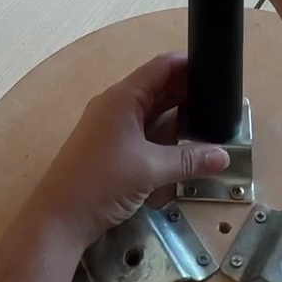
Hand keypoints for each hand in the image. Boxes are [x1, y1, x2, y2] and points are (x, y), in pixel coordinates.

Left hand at [27, 53, 229, 245]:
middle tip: (219, 97)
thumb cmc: (101, 182)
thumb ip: (188, 161)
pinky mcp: (109, 145)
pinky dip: (162, 131)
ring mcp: (110, 125)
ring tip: (207, 116)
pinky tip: (181, 141)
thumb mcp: (150, 170)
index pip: (160, 67)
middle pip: (156, 87)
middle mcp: (116, 104)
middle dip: (186, 90)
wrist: (58, 218)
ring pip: (150, 110)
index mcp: (123, 97)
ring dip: (175, 112)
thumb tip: (223, 157)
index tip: (214, 66)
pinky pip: (142, 128)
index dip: (187, 63)